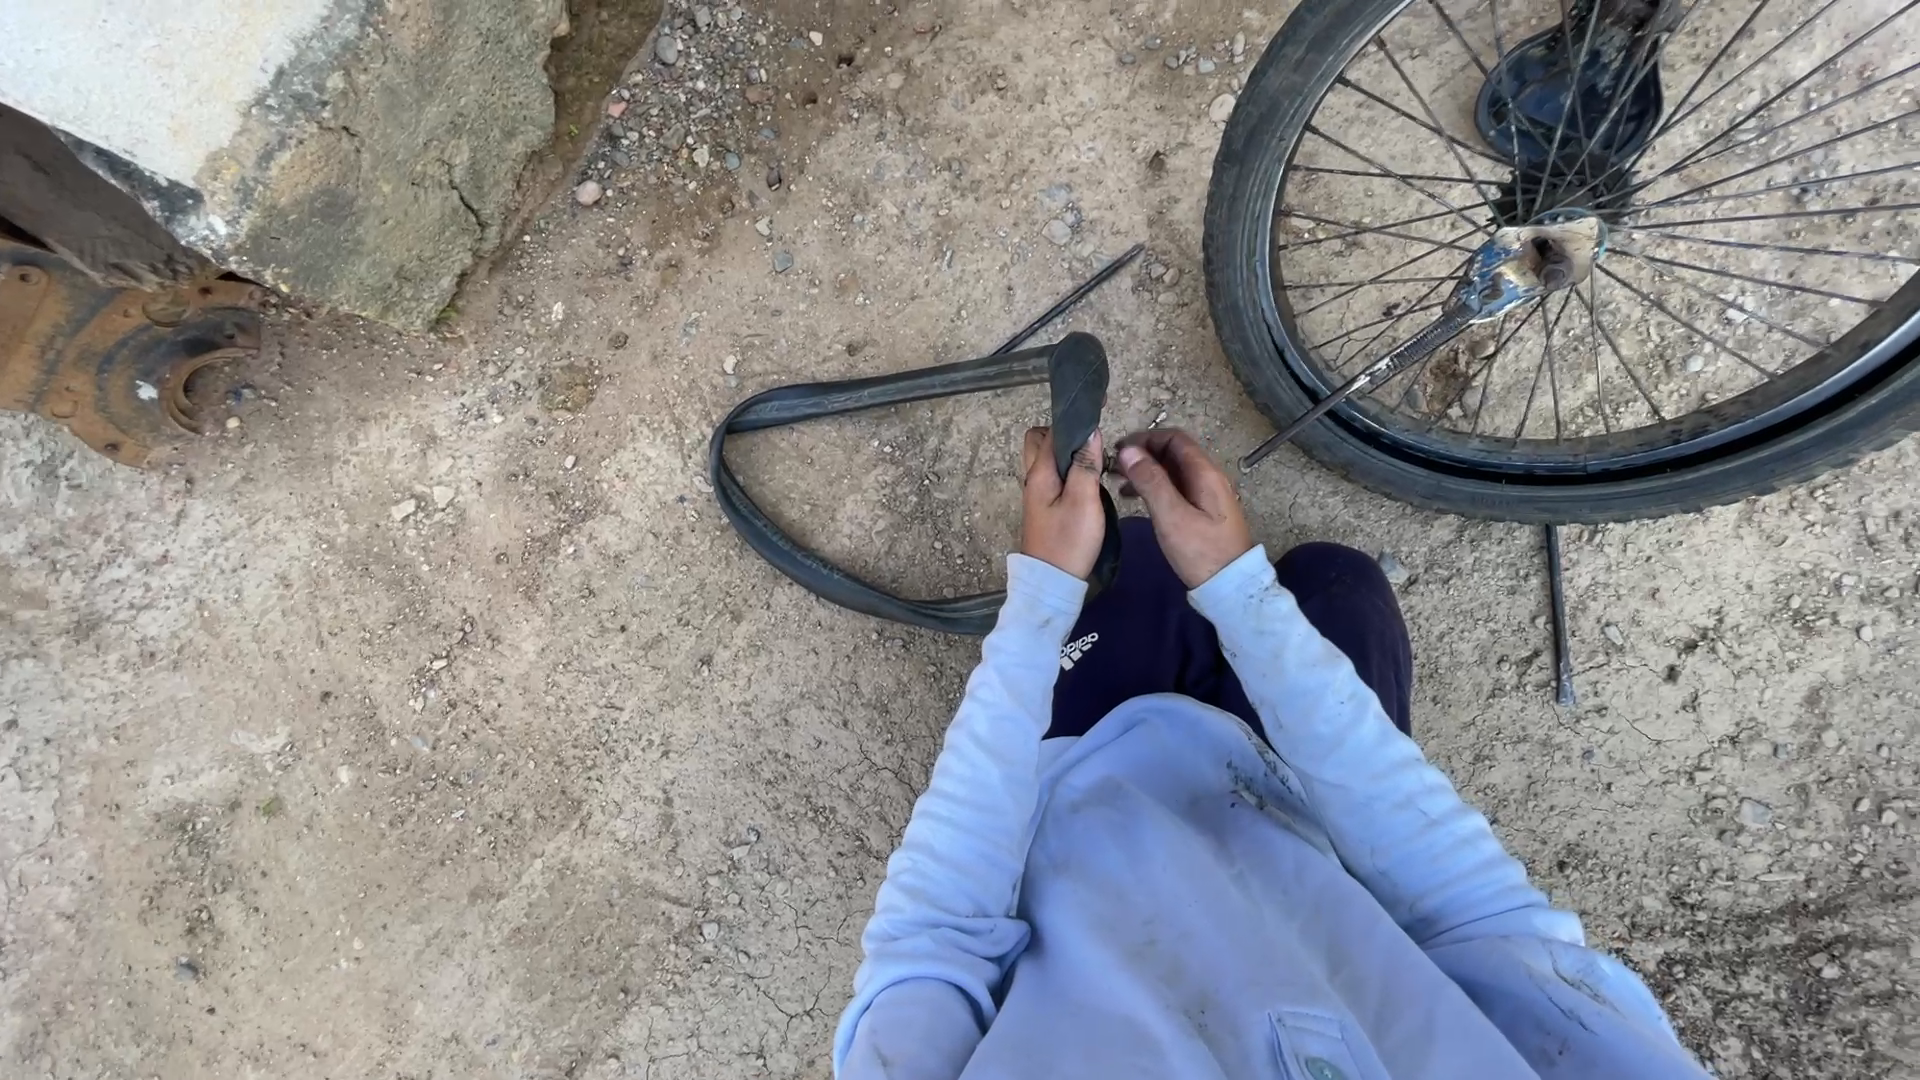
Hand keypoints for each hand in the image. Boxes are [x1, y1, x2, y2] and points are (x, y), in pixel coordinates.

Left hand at [1019, 426, 1106, 579]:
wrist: (1052, 582)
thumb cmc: (1069, 542)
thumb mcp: (1084, 501)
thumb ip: (1086, 465)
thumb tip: (1091, 433)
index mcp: (1039, 474)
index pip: (1051, 432)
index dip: (1074, 418)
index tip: (1099, 410)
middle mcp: (1032, 479)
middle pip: (1039, 441)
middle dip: (1063, 433)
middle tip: (1090, 442)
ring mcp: (1037, 493)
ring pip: (1046, 460)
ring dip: (1067, 453)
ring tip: (1094, 459)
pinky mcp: (1045, 506)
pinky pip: (1053, 476)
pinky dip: (1067, 469)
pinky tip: (1087, 478)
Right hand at [1114, 429, 1253, 587]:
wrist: (1230, 586)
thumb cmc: (1200, 551)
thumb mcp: (1171, 516)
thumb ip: (1150, 481)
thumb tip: (1128, 451)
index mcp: (1204, 473)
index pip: (1174, 438)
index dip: (1144, 439)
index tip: (1118, 450)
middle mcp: (1208, 478)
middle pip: (1173, 453)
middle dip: (1143, 454)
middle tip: (1114, 467)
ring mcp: (1207, 495)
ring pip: (1173, 471)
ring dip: (1147, 472)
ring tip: (1120, 484)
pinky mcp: (1203, 511)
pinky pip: (1176, 488)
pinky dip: (1155, 487)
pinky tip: (1138, 500)